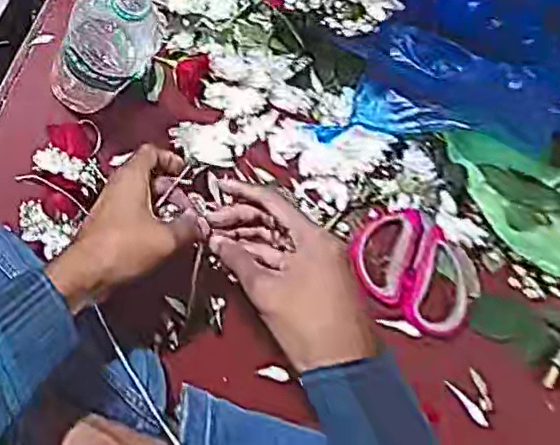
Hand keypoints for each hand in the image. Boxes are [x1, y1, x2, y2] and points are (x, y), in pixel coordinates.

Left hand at [45, 144, 208, 311]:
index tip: (184, 170)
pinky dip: (148, 217)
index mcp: (130, 175)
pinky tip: (160, 235)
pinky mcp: (108, 220)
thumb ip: (187, 227)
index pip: (152, 151)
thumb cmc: (117, 247)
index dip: (171, 158)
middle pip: (148, 173)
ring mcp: (111, 202)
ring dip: (161, 204)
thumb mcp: (165, 237)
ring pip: (141, 193)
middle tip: (186, 202)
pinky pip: (132, 210)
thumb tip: (199, 225)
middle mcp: (118, 184)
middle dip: (170, 187)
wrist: (88, 271)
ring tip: (178, 221)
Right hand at [207, 179, 376, 372]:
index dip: (242, 191)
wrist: (345, 372)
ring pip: (276, 238)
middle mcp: (320, 243)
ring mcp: (319, 260)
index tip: (223, 186)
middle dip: (240, 218)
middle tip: (214, 220)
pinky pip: (283, 256)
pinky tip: (238, 257)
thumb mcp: (265, 290)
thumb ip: (237, 259)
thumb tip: (219, 242)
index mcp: (313, 237)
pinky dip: (261, 255)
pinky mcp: (316, 278)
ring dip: (247, 238)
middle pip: (273, 218)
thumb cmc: (314, 332)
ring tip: (221, 239)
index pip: (272, 200)